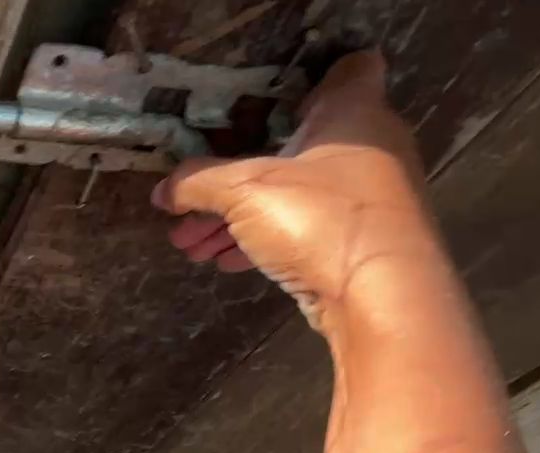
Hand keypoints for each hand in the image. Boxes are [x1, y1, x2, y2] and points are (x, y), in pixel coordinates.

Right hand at [152, 51, 446, 329]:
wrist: (377, 292)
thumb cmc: (320, 219)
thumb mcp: (245, 191)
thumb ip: (198, 183)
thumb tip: (162, 189)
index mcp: (351, 115)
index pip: (342, 73)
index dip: (297, 88)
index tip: (250, 115)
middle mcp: (365, 148)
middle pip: (291, 150)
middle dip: (235, 178)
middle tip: (188, 208)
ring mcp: (362, 198)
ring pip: (288, 196)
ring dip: (236, 218)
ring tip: (190, 245)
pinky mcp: (353, 240)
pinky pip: (297, 230)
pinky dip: (259, 240)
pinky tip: (223, 261)